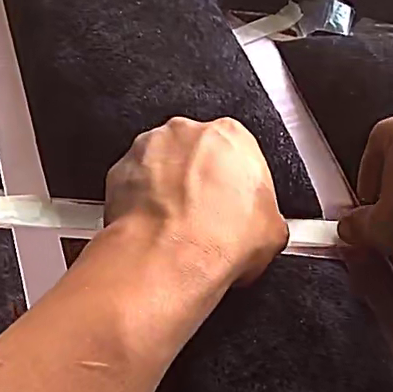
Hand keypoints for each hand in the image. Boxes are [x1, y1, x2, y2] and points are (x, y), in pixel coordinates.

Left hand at [104, 117, 288, 286]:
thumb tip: (264, 228)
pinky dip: (140, 201)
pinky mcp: (119, 170)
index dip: (237, 183)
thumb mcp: (273, 232)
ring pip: (162, 164)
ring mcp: (149, 148)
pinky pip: (133, 182)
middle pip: (197, 152)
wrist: (171, 260)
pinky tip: (154, 228)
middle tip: (205, 216)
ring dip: (168, 187)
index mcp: (232, 135)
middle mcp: (188, 132)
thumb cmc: (220, 239)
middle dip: (199, 179)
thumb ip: (267, 215)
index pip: (239, 152)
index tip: (235, 204)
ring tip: (177, 226)